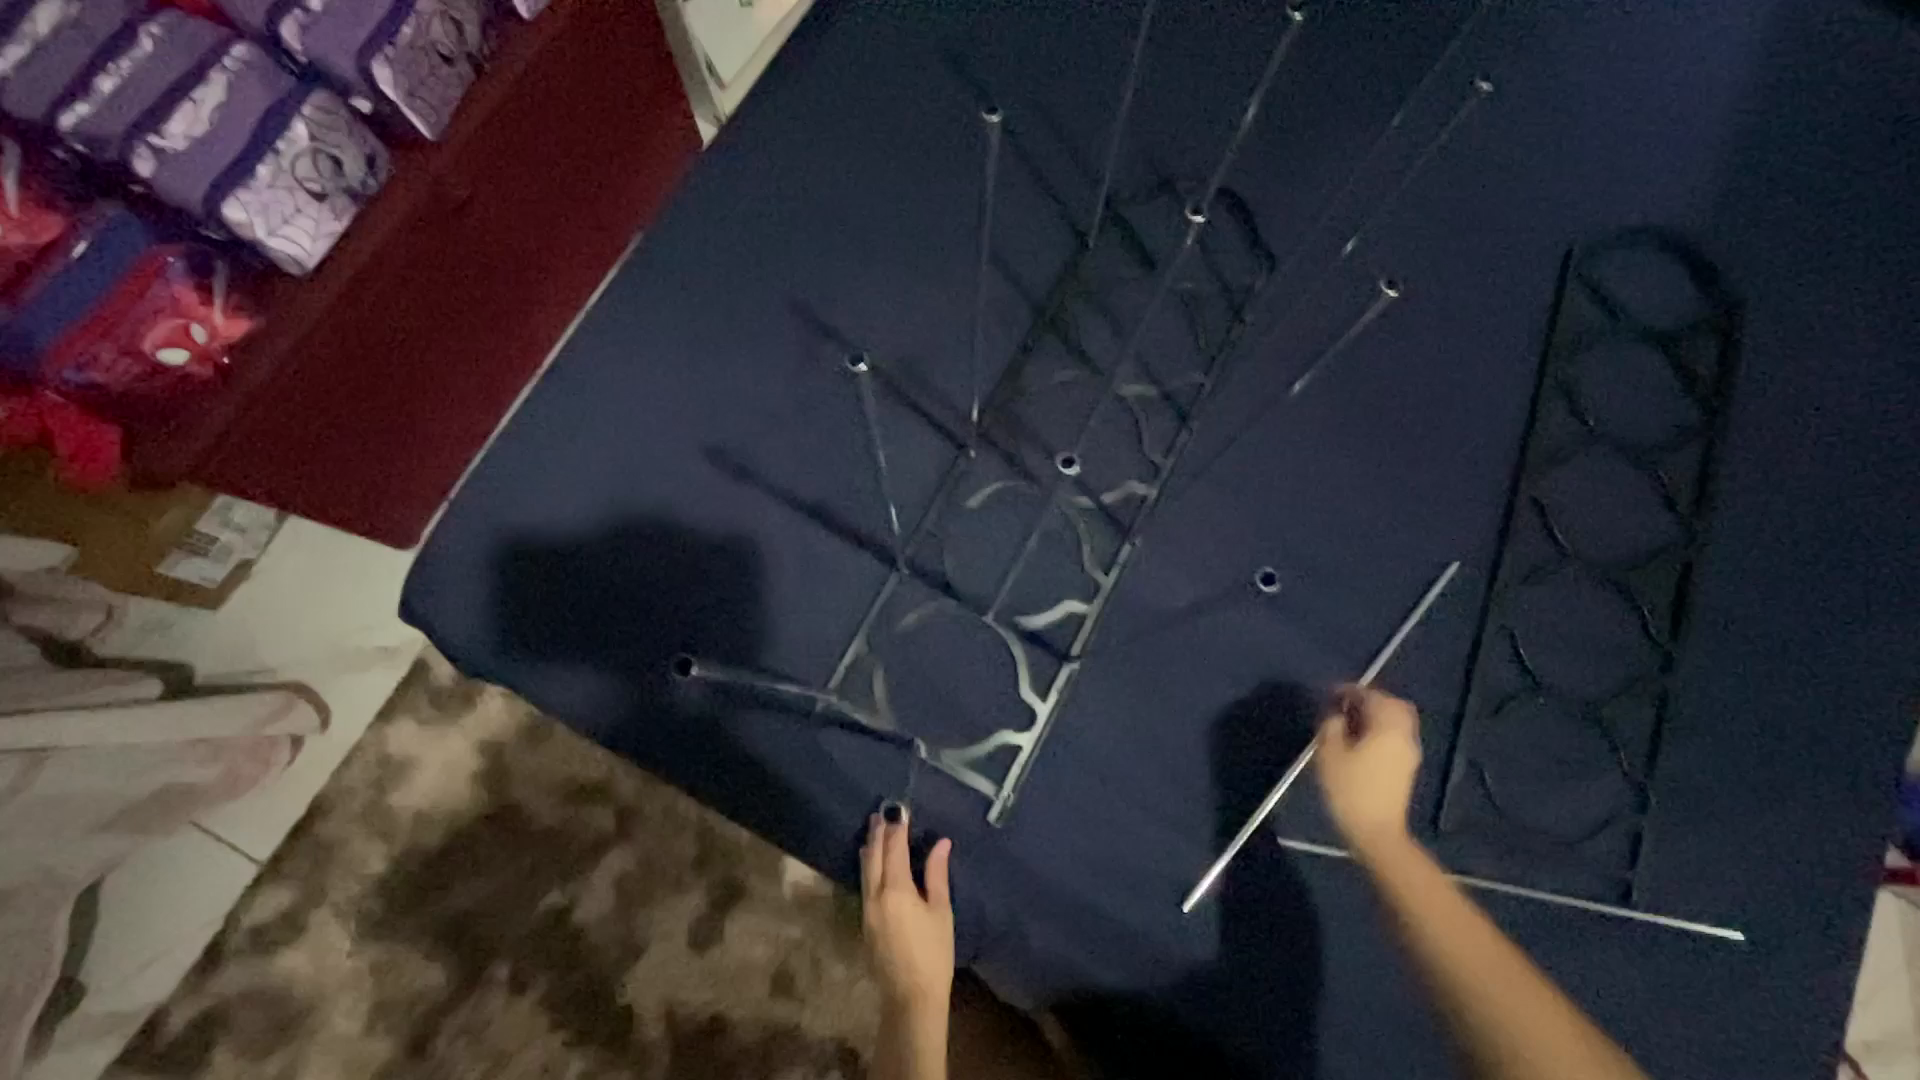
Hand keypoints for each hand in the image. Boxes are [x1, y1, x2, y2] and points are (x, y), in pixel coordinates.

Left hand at [861, 804, 954, 1015]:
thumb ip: (936, 874)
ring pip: (865, 871)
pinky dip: (868, 868)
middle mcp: (875, 895)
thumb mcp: (941, 911)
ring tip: (873, 832)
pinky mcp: (865, 923)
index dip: (897, 829)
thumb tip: (941, 843)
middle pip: (873, 857)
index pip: (894, 850)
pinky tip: (872, 864)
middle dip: (877, 834)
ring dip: (870, 849)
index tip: (899, 810)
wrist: (911, 996)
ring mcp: (867, 910)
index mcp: (896, 890)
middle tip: (879, 813)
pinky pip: (864, 885)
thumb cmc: (934, 953)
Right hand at [1315, 684, 1421, 861]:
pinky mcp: (1407, 767)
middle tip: (1344, 704)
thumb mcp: (1330, 753)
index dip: (1350, 690)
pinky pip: (1396, 735)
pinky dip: (1380, 729)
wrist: (1377, 831)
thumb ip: (1332, 725)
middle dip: (1370, 699)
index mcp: (1388, 727)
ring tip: (1349, 721)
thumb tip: (1336, 714)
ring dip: (1376, 714)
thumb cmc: (1350, 789)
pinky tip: (1360, 739)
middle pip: (1394, 705)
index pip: (1372, 696)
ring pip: (1397, 720)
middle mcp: (1404, 734)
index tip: (1330, 693)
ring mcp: (1409, 752)